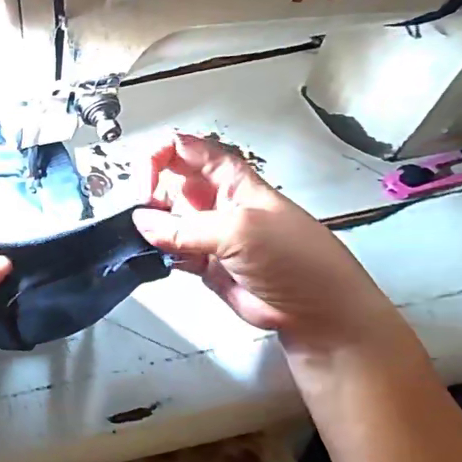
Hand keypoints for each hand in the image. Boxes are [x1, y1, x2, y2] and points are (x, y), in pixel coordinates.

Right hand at [132, 132, 415, 357]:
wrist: (317, 313)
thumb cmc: (299, 260)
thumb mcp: (240, 231)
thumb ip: (185, 227)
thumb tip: (144, 222)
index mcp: (231, 178)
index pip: (184, 149)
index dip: (159, 158)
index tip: (146, 183)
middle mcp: (216, 200)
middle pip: (169, 181)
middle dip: (151, 194)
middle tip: (146, 216)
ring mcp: (209, 232)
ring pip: (165, 218)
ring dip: (154, 228)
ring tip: (157, 242)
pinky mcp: (203, 262)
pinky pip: (170, 249)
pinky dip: (161, 253)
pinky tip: (166, 259)